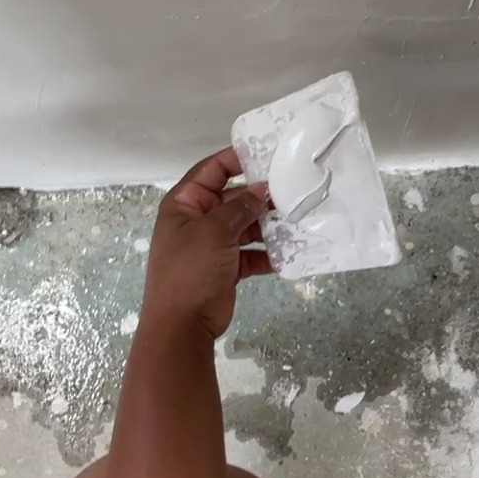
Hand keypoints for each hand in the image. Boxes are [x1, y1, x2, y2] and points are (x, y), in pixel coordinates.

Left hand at [141, 147, 273, 337]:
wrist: (182, 324)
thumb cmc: (190, 270)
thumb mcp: (214, 232)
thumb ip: (240, 208)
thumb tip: (262, 190)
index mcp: (185, 204)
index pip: (212, 171)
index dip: (236, 159)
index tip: (267, 153)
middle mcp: (198, 220)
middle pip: (233, 199)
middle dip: (260, 197)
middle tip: (292, 190)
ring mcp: (213, 245)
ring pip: (246, 226)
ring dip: (268, 225)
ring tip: (296, 220)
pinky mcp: (227, 267)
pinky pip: (251, 253)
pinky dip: (268, 254)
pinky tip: (289, 252)